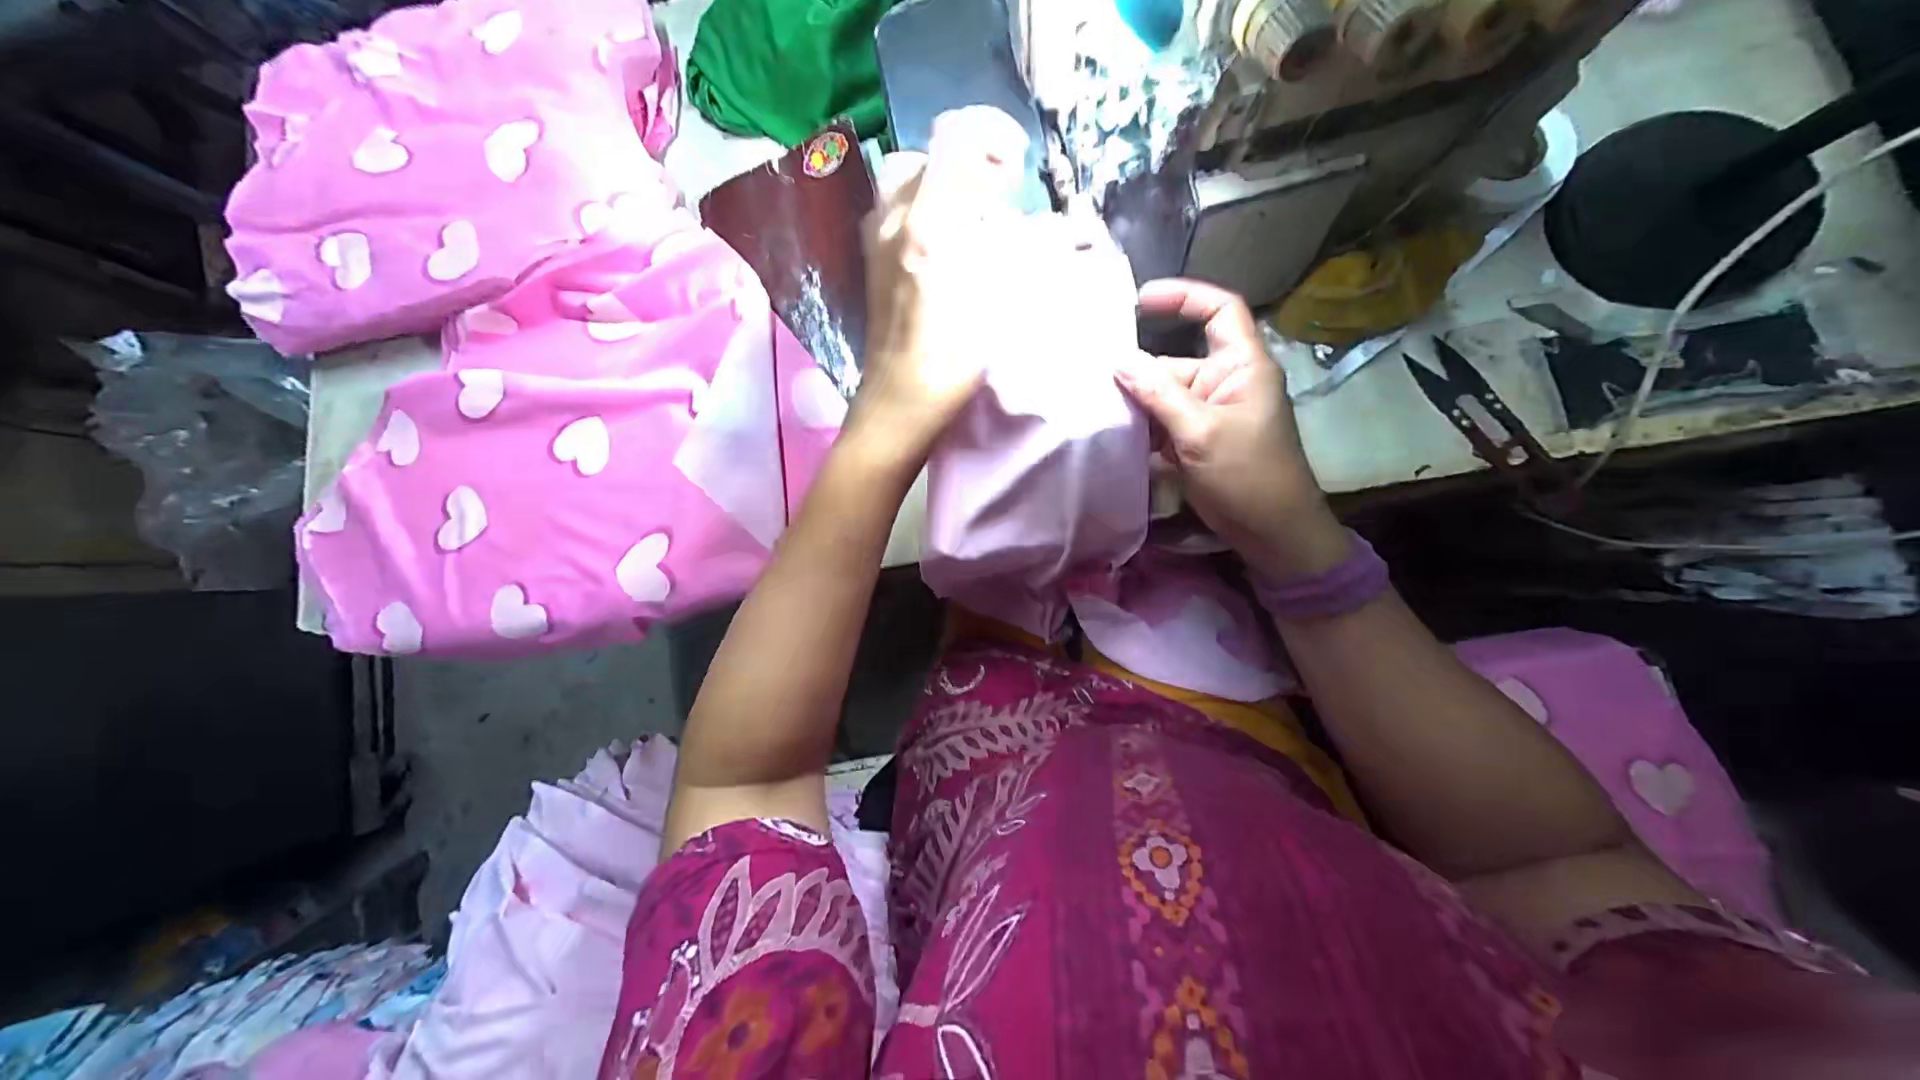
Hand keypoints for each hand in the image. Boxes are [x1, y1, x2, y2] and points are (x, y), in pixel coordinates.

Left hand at [851, 107, 1029, 468]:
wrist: (899, 404)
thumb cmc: (954, 361)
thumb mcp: (1003, 302)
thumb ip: (1026, 250)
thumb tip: (1052, 227)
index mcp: (929, 224)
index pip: (956, 140)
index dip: (993, 138)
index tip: (1015, 167)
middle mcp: (893, 220)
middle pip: (927, 155)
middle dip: (966, 164)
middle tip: (996, 196)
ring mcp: (874, 239)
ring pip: (904, 180)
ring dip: (939, 186)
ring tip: (967, 219)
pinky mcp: (869, 260)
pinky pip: (893, 210)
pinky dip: (921, 210)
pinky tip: (942, 245)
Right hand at [1115, 279, 1350, 580]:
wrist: (1272, 534)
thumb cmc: (1249, 477)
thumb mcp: (1200, 433)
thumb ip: (1158, 395)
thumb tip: (1118, 362)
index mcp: (1242, 366)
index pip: (1219, 311)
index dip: (1184, 297)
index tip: (1140, 301)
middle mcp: (1225, 382)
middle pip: (1176, 361)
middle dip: (1139, 372)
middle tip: (1093, 381)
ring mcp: (1209, 414)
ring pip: (1163, 395)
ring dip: (1135, 404)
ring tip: (1096, 409)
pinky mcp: (1196, 441)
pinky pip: (1163, 423)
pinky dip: (1142, 428)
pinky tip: (1113, 435)